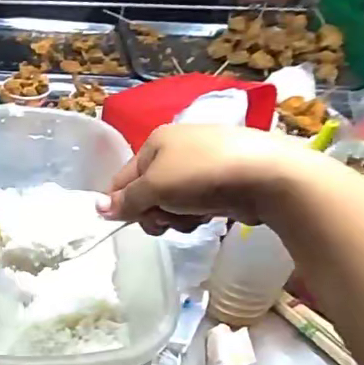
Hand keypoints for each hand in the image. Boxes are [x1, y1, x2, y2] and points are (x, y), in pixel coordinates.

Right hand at [103, 125, 327, 233]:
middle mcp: (177, 148)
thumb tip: (98, 209)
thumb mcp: (155, 187)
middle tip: (167, 220)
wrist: (265, 175)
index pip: (123, 176)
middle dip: (154, 212)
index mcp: (156, 141)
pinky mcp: (223, 181)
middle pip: (147, 192)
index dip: (122, 203)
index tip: (130, 223)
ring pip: (172, 201)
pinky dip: (198, 213)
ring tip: (193, 217)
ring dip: (176, 216)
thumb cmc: (201, 175)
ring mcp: (202, 164)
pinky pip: (196, 203)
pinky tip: (210, 215)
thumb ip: (126, 200)